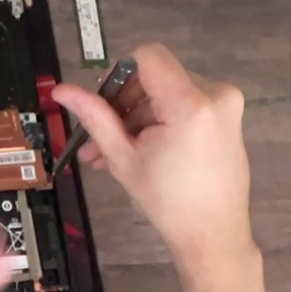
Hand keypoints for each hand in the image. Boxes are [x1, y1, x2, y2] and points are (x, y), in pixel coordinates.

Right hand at [51, 43, 255, 270]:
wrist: (212, 234)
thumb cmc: (167, 202)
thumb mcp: (123, 158)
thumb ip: (94, 117)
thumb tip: (62, 90)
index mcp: (191, 104)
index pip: (148, 57)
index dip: (119, 75)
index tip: (105, 106)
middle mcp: (215, 95)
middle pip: (156, 76)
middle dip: (125, 104)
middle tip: (100, 139)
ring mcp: (226, 104)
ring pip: (168, 92)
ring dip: (139, 117)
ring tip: (116, 152)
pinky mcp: (228, 115)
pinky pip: (185, 104)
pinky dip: (161, 121)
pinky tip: (142, 150)